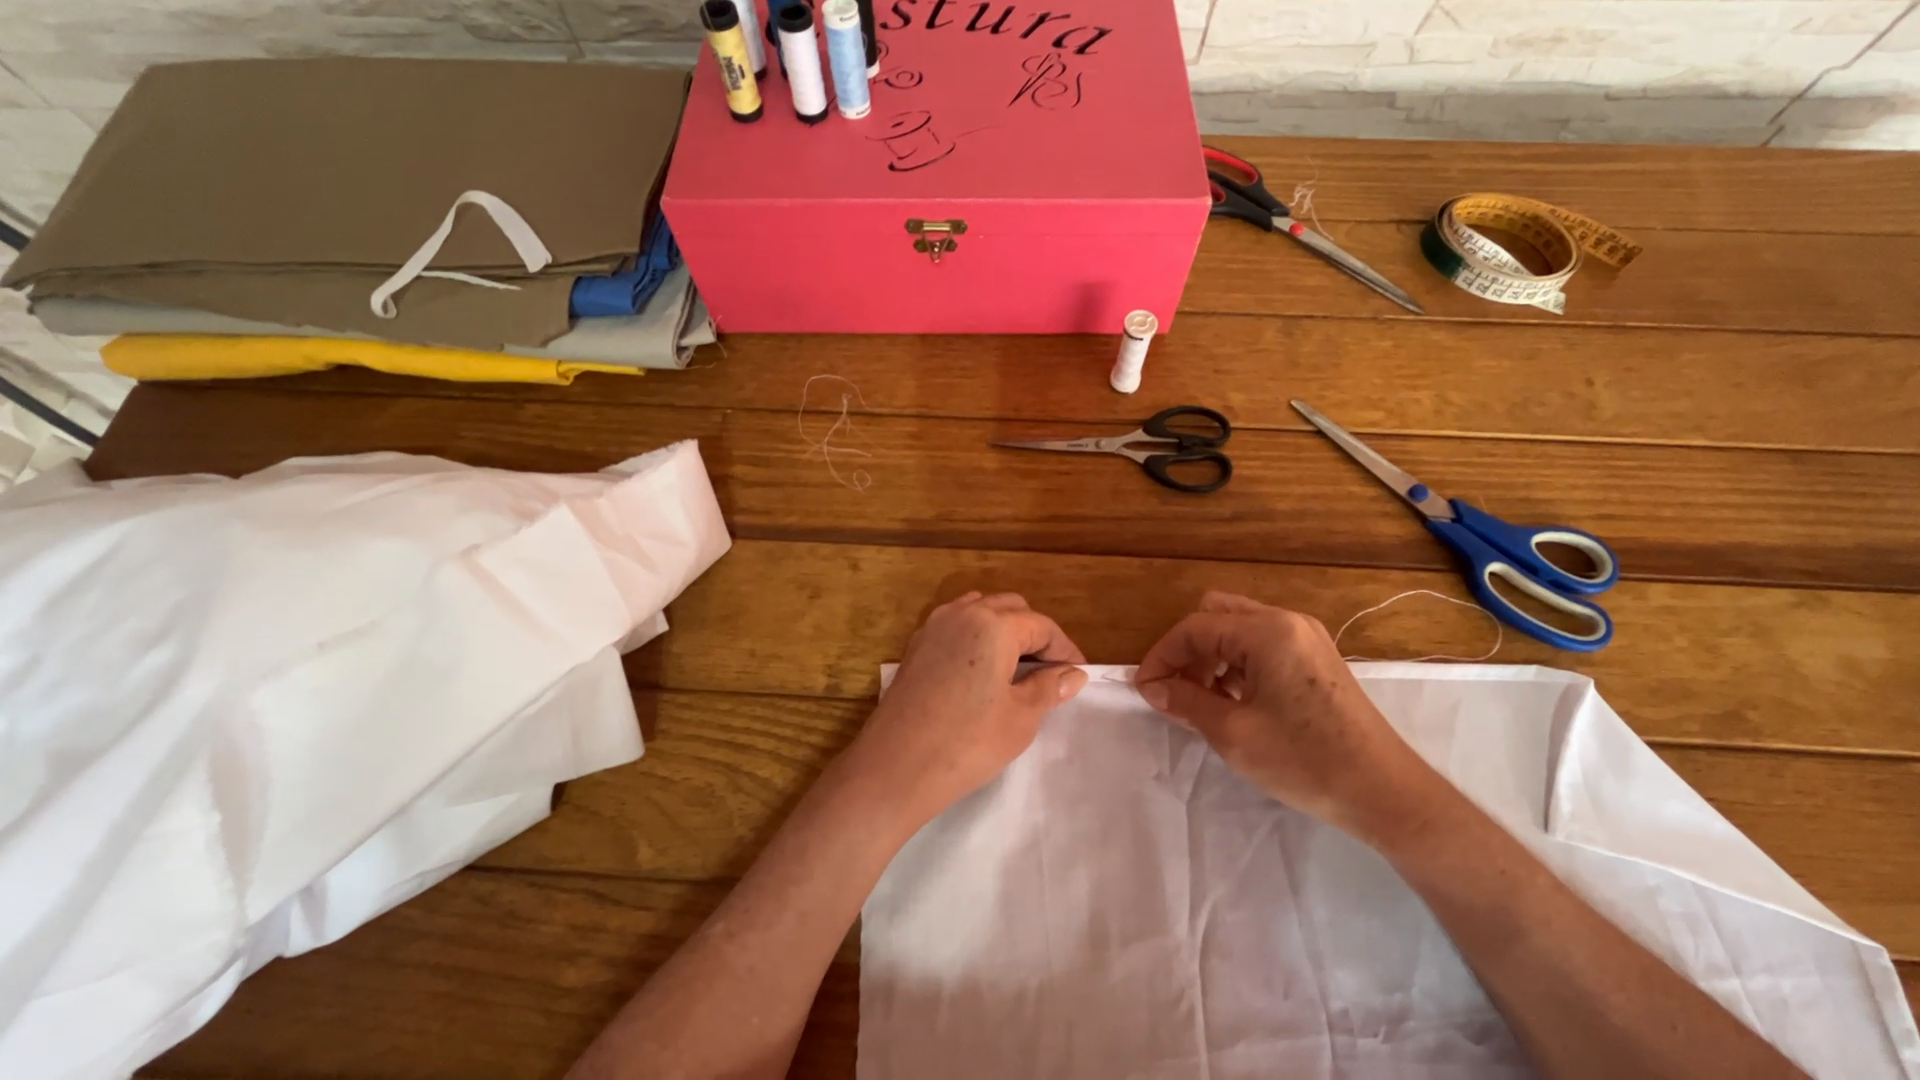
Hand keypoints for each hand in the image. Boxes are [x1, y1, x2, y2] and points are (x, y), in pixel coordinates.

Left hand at [846, 592, 1088, 824]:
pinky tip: (984, 672)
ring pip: (980, 612)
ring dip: (1005, 632)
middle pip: (1010, 609)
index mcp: (992, 624)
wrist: (897, 766)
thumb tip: (1073, 674)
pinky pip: (956, 627)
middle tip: (1052, 672)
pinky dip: (978, 639)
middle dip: (1036, 635)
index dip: (1064, 649)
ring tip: (1020, 670)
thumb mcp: (1021, 717)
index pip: (1041, 626)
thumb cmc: (968, 743)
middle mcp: (961, 614)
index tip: (1079, 674)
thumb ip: (1050, 687)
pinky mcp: (915, 648)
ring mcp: (933, 628)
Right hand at [1134, 591, 1435, 842]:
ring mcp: (1307, 638)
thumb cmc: (1304, 761)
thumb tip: (1153, 688)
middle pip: (1217, 615)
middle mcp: (1288, 622)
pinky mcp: (1317, 660)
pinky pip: (1262, 645)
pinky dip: (1237, 664)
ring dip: (1211, 657)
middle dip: (1187, 650)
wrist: (1383, 791)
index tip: (1144, 689)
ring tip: (1200, 700)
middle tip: (1174, 690)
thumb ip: (1186, 702)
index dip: (1162, 656)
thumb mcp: (1233, 733)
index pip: (1195, 627)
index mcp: (1267, 632)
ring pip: (1239, 629)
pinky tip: (1232, 701)